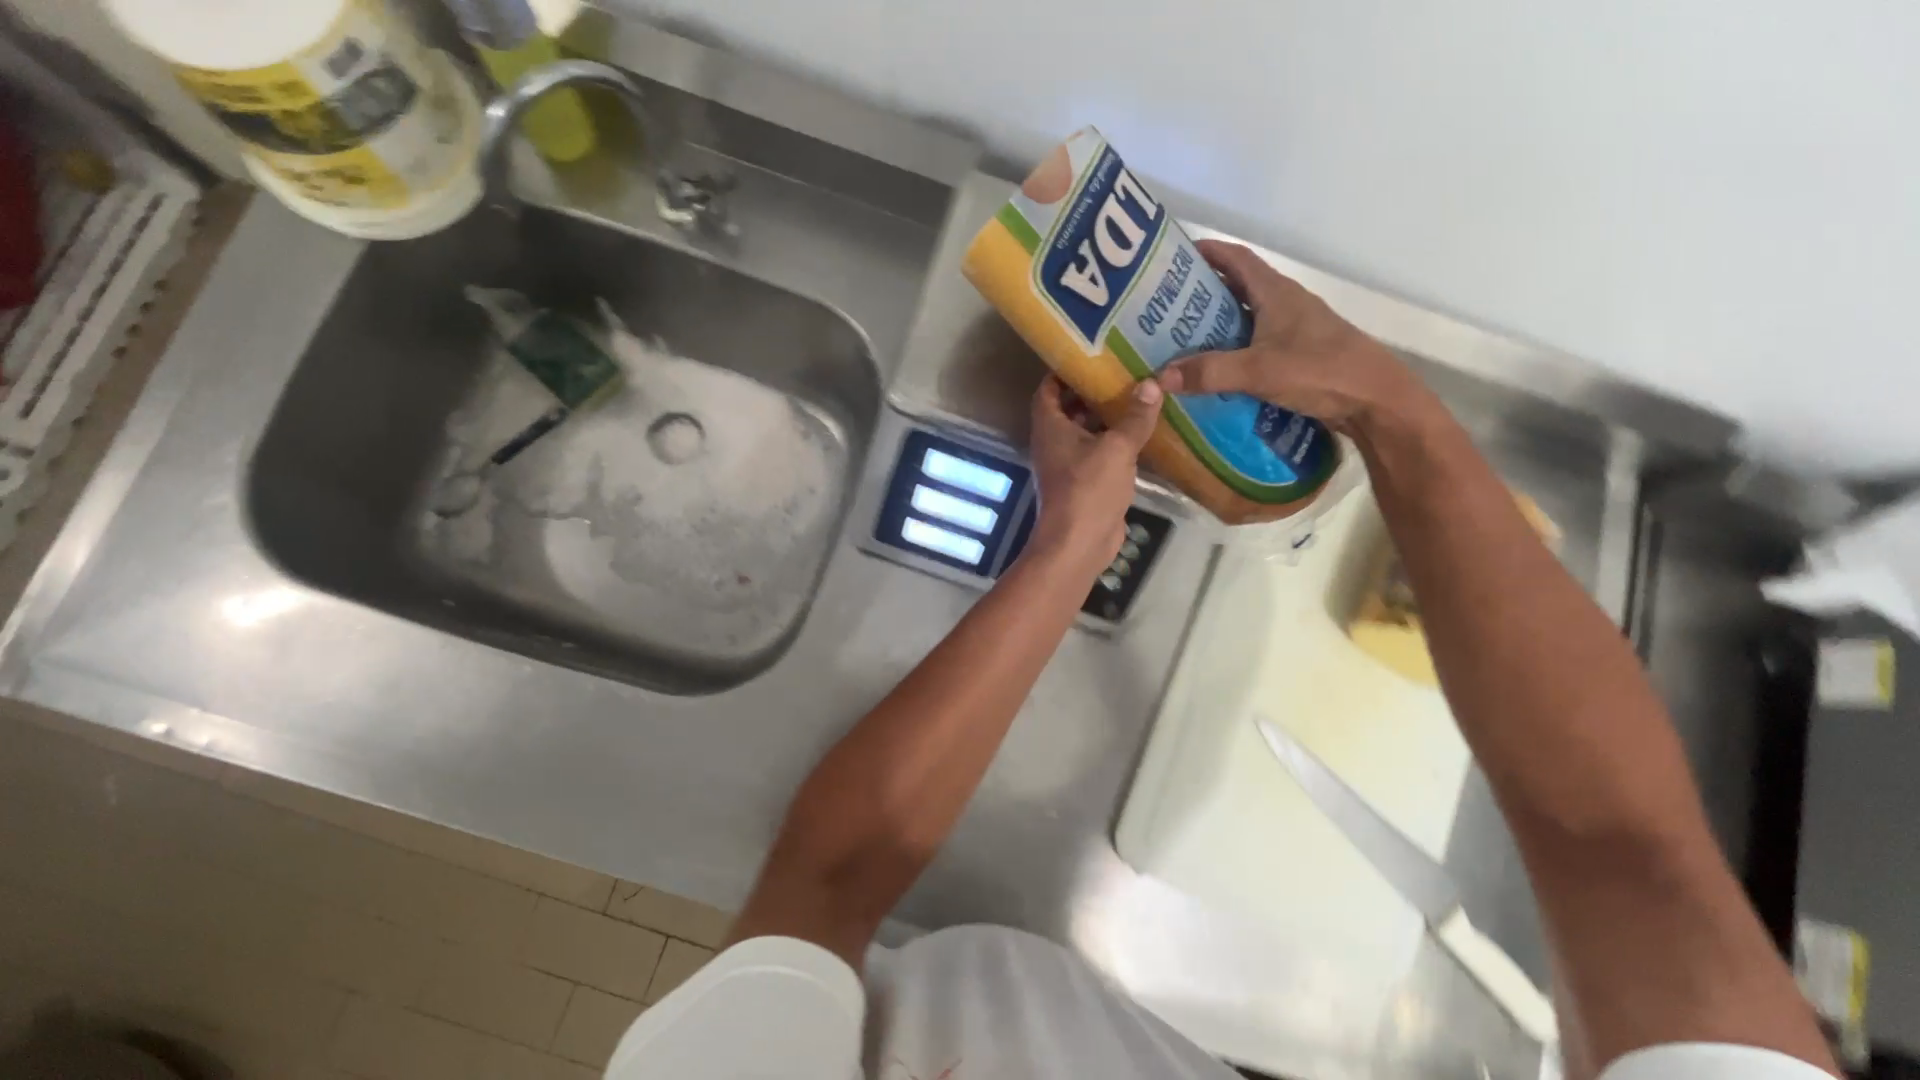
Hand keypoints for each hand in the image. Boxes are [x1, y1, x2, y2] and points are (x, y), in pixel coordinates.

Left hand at [1027, 375, 1161, 569]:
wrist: (1078, 544)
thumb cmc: (1088, 489)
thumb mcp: (1117, 448)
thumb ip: (1135, 417)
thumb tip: (1152, 384)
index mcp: (1049, 426)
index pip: (1049, 387)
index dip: (1065, 370)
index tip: (1094, 355)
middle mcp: (1053, 441)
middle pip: (1069, 408)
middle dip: (1093, 391)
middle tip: (1125, 372)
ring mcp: (1067, 464)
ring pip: (1085, 432)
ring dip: (1107, 418)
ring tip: (1140, 396)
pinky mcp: (1083, 483)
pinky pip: (1098, 454)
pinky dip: (1114, 443)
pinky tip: (1142, 434)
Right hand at [1157, 240, 1433, 435]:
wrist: (1375, 401)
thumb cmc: (1320, 371)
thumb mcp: (1258, 371)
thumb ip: (1209, 372)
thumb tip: (1159, 377)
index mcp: (1276, 292)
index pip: (1235, 258)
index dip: (1206, 253)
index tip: (1172, 258)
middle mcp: (1284, 304)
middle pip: (1237, 288)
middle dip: (1201, 293)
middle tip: (1164, 308)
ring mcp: (1294, 330)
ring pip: (1247, 318)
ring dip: (1217, 325)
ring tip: (1181, 341)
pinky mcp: (1299, 355)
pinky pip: (1256, 344)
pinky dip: (1233, 350)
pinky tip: (1215, 370)